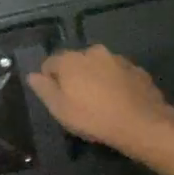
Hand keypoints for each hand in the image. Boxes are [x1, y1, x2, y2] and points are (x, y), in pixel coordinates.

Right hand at [26, 45, 173, 150]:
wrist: (141, 123)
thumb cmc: (93, 118)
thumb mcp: (60, 109)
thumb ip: (44, 89)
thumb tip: (32, 75)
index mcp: (70, 59)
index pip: (50, 63)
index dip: (49, 80)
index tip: (56, 98)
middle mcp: (93, 51)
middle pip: (76, 62)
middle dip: (74, 76)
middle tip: (78, 101)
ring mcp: (118, 59)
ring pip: (99, 66)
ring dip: (96, 78)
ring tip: (100, 101)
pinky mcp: (137, 69)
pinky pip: (118, 73)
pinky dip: (115, 82)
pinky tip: (119, 101)